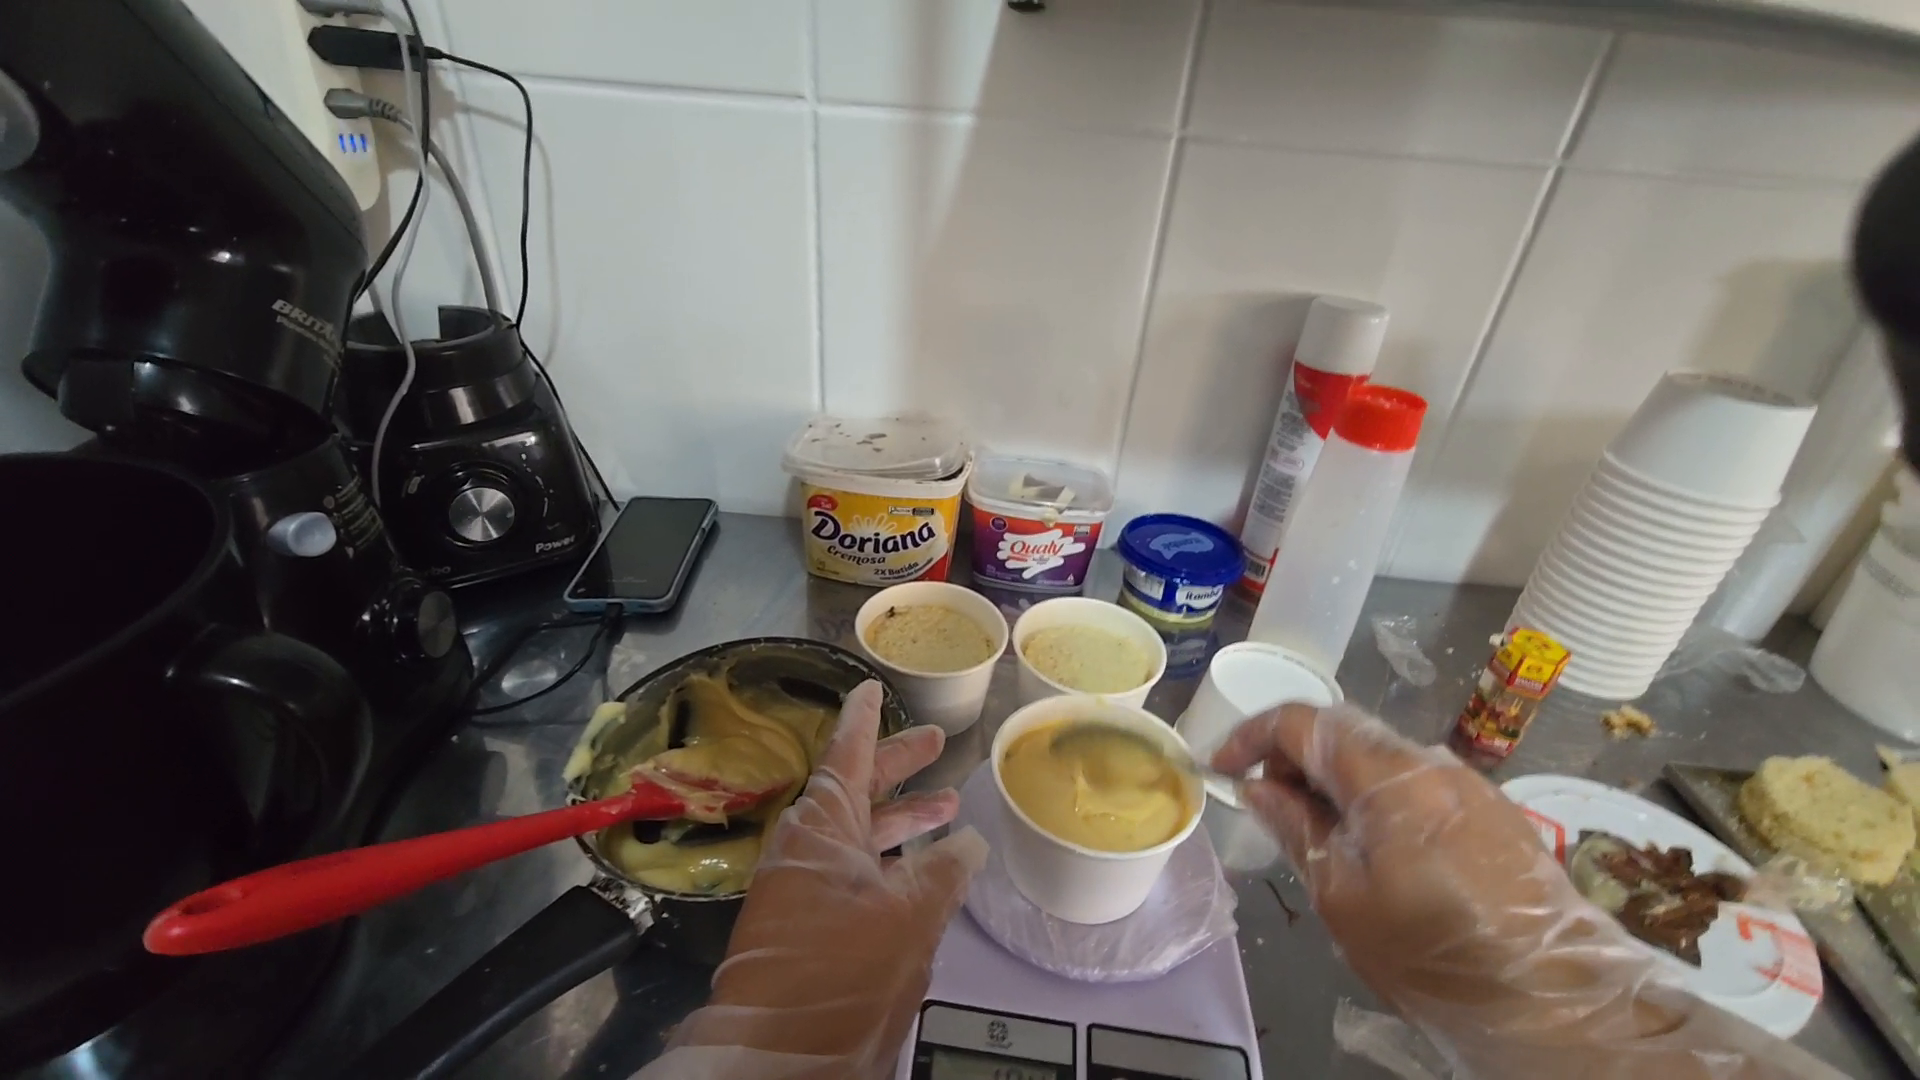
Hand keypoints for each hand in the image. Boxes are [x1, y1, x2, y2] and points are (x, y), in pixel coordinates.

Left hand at [647, 680, 986, 1079]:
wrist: (781, 1054)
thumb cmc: (844, 966)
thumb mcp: (910, 913)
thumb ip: (945, 871)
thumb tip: (969, 840)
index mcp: (823, 826)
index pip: (846, 754)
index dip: (864, 720)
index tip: (872, 688)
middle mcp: (809, 846)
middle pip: (857, 789)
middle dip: (898, 766)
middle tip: (936, 742)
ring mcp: (806, 885)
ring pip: (860, 834)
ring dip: (902, 819)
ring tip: (948, 808)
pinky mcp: (810, 923)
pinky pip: (854, 872)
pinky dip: (889, 861)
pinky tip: (925, 872)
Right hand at [1214, 704, 1841, 1079]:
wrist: (1563, 1009)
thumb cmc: (1433, 956)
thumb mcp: (1343, 898)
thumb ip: (1295, 828)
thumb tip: (1258, 789)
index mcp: (1391, 779)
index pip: (1303, 723)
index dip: (1251, 736)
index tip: (1223, 768)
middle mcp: (1431, 764)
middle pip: (1341, 729)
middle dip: (1291, 753)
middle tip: (1267, 798)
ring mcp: (1466, 783)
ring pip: (1377, 752)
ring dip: (1332, 772)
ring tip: (1315, 823)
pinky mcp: (1490, 808)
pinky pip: (1413, 777)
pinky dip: (1373, 790)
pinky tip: (1371, 838)